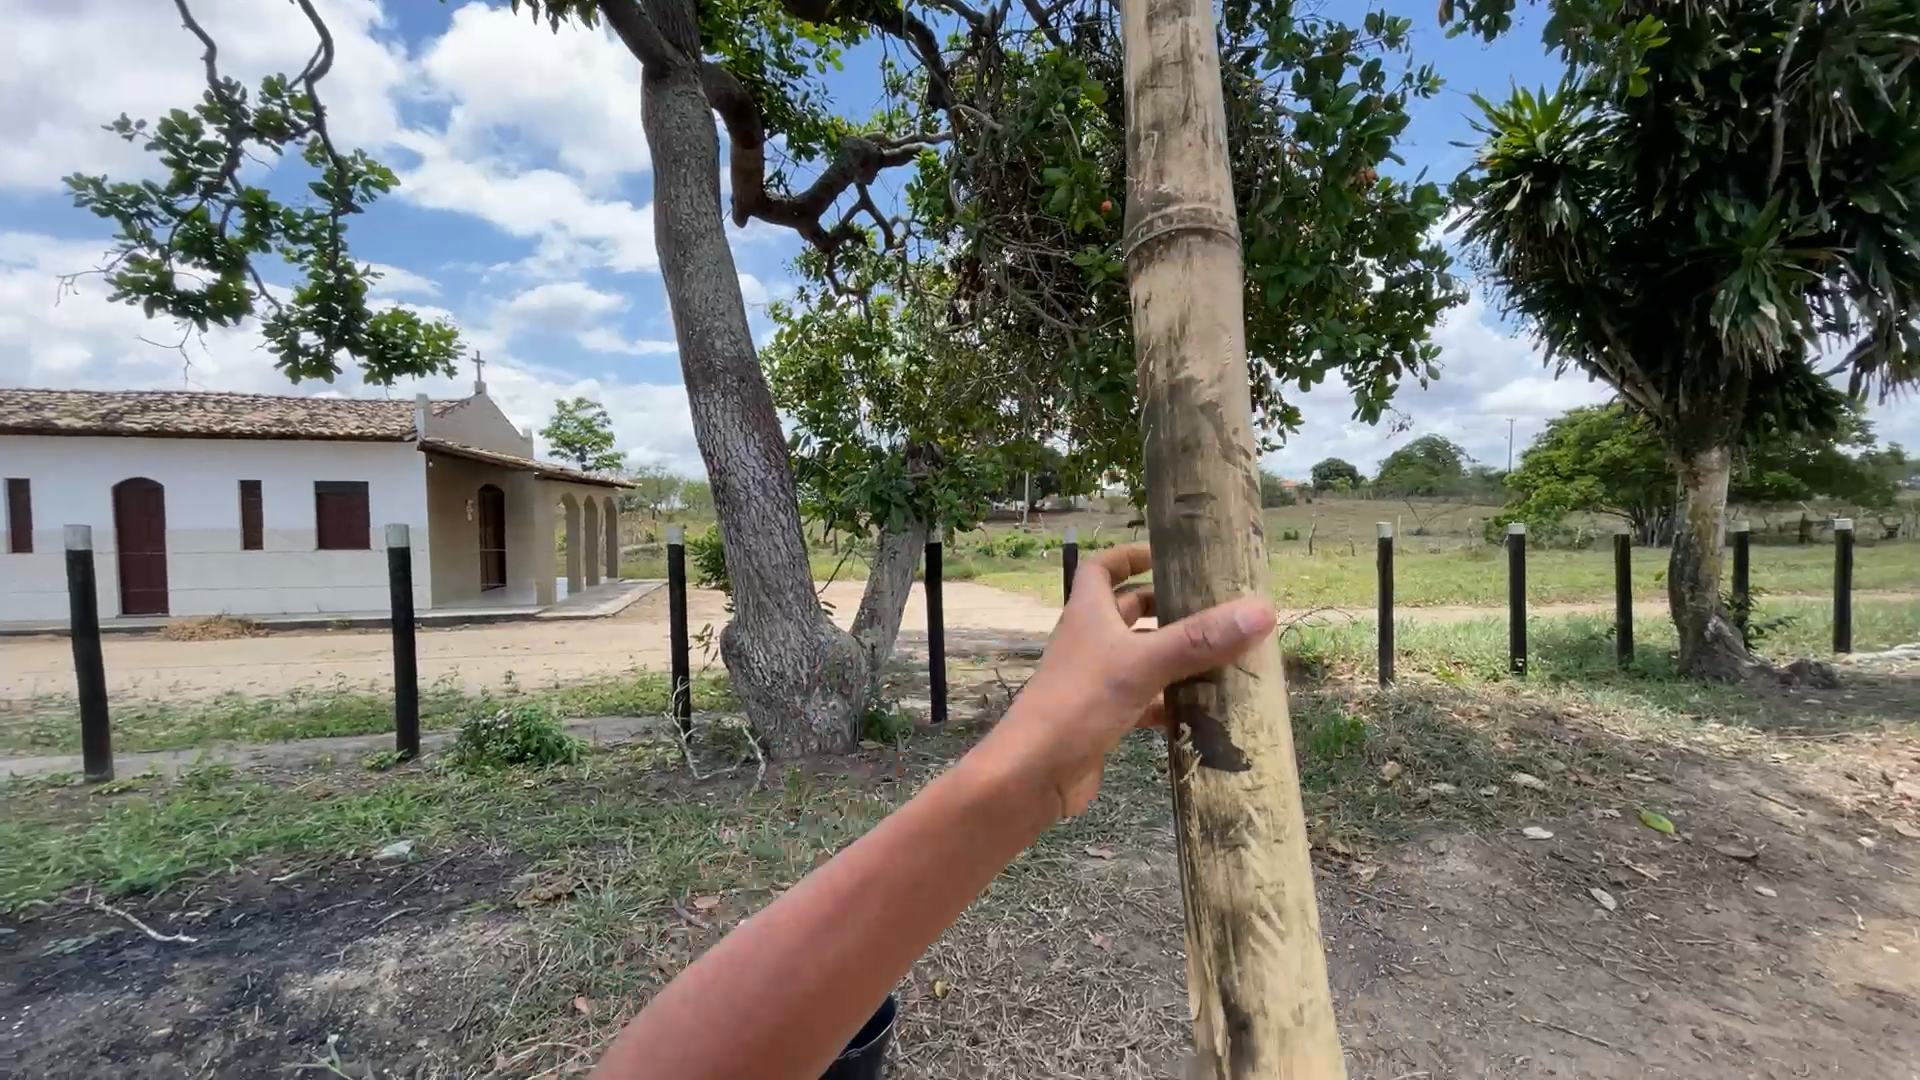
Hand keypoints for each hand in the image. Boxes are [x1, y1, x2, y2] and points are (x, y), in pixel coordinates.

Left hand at [970, 543, 1277, 818]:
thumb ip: (1198, 640)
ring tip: (1227, 655)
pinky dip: (1171, 700)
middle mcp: (1090, 640)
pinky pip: (1145, 699)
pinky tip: (1206, 709)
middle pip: (1128, 611)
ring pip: (1141, 656)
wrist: (1034, 772)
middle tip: (1218, 608)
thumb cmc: (1079, 703)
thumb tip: (1261, 610)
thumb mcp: (1141, 664)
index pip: (1101, 568)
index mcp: (1088, 613)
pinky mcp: (1105, 716)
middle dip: (1168, 607)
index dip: (1129, 556)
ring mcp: (1096, 680)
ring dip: (1176, 655)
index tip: (1168, 555)